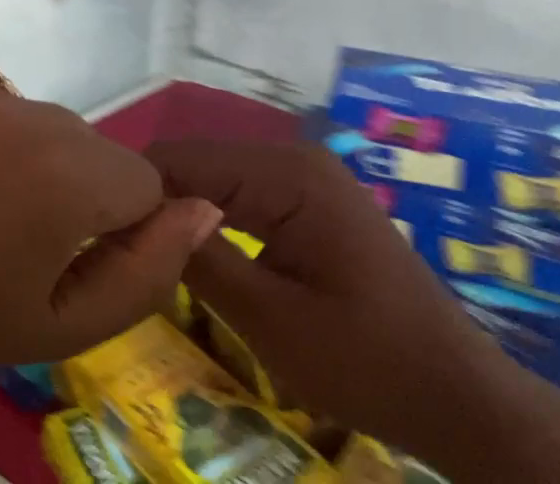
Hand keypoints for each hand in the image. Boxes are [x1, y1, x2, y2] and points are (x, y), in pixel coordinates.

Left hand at [0, 48, 222, 381]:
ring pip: (30, 111)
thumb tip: (201, 207)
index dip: (107, 229)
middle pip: (83, 144)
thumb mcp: (64, 324)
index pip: (139, 184)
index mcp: (69, 171)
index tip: (52, 256)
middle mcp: (22, 107)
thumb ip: (151, 269)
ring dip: (17, 146)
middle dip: (64, 186)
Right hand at [145, 139, 522, 454]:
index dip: (131, 196)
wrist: (460, 401)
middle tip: (116, 253)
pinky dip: (202, 219)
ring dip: (173, 212)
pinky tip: (183, 252)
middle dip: (151, 203)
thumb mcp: (267, 317)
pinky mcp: (303, 199)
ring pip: (204, 177)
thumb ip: (196, 255)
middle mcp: (291, 157)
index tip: (99, 240)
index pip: (175, 159)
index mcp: (286, 173)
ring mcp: (300, 176)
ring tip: (140, 253)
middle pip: (187, 163)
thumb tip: (130, 213)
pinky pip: (231, 193)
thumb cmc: (367, 363)